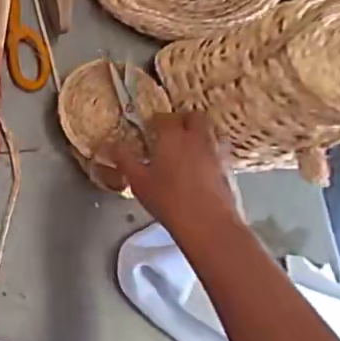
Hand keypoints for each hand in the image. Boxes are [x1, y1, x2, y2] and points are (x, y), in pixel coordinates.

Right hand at [101, 110, 241, 233]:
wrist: (208, 224)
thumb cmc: (168, 200)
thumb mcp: (138, 181)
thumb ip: (124, 160)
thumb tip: (111, 145)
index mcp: (172, 137)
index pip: (165, 117)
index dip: (156, 120)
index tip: (149, 128)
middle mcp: (197, 139)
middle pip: (194, 117)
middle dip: (182, 120)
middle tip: (170, 132)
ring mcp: (216, 153)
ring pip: (209, 132)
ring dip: (198, 134)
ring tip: (186, 148)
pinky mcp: (228, 168)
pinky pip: (218, 150)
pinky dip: (209, 152)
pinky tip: (200, 167)